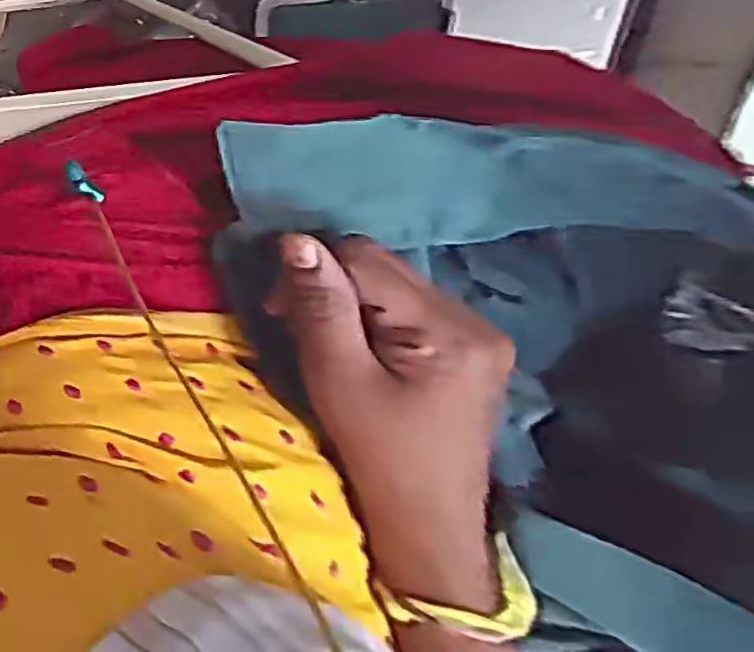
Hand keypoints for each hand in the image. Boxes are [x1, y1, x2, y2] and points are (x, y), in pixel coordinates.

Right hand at [269, 234, 513, 612]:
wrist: (424, 513)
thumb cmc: (374, 444)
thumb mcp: (336, 370)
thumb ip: (319, 302)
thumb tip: (295, 239)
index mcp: (448, 329)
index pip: (363, 259)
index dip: (309, 270)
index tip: (277, 308)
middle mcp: (473, 320)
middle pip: (379, 264)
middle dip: (325, 281)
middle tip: (291, 318)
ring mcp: (476, 333)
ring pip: (388, 279)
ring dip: (341, 294)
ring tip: (318, 332)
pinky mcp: (468, 345)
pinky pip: (402, 300)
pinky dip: (364, 309)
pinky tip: (350, 339)